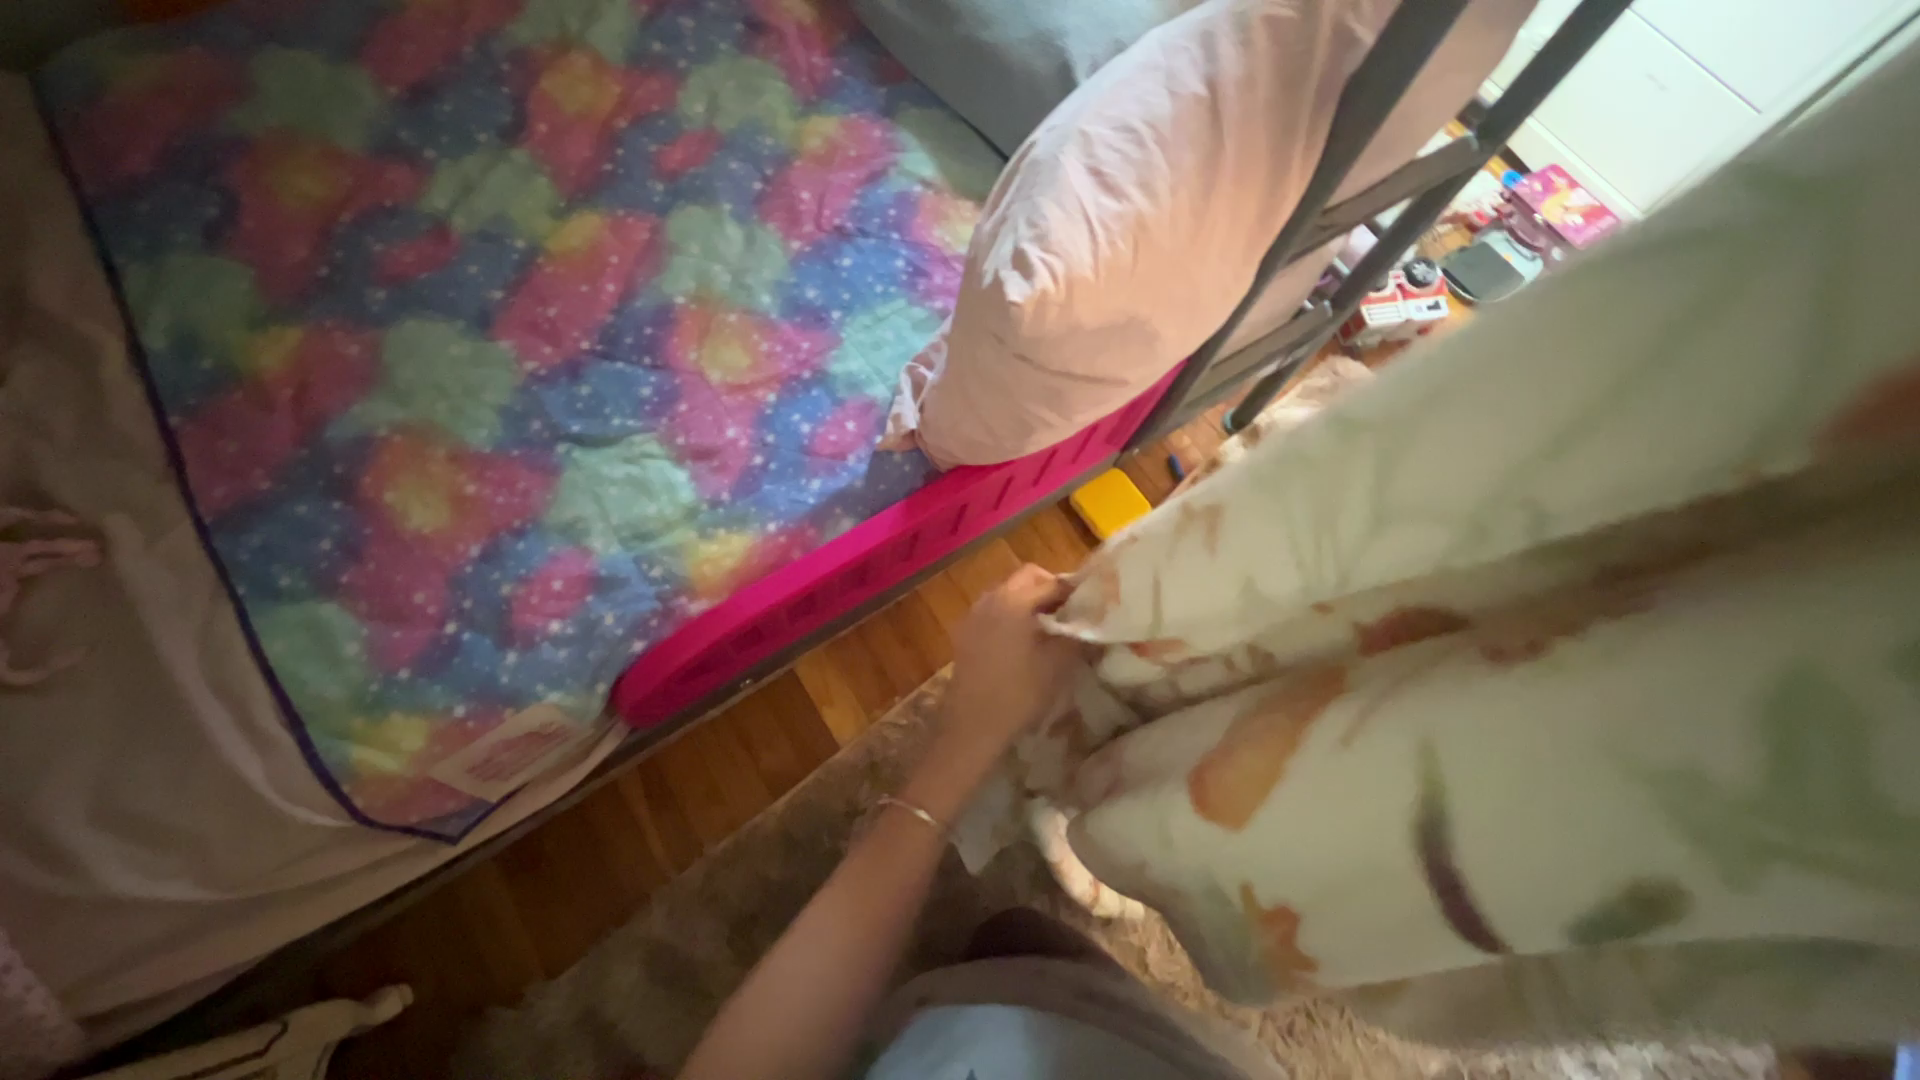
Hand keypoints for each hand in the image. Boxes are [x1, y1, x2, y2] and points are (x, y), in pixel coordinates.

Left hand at [936, 564, 1083, 766]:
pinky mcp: (964, 634)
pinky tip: (1023, 642)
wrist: (972, 725)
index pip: (1051, 582)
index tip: (1092, 603)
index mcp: (1014, 601)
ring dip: (1029, 601)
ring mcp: (973, 616)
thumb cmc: (1019, 693)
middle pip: (1026, 578)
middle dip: (1050, 589)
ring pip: (1007, 593)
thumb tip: (1094, 623)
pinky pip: (993, 611)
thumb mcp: (1058, 665)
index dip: (1074, 590)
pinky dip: (1011, 615)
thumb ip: (1078, 637)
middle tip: (1070, 612)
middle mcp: (990, 599)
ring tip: (1050, 627)